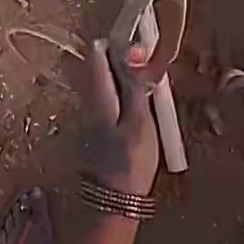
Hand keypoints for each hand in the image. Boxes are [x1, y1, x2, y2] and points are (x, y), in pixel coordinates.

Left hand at [80, 38, 161, 196]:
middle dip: (127, 60)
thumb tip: (130, 51)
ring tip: (153, 88)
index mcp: (98, 94)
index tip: (142, 44)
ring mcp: (93, 112)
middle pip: (103, 65)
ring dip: (130, 78)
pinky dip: (128, 94)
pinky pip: (114, 97)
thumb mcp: (140, 120)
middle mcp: (90, 98)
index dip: (117, 43)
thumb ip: (135, 85)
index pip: (97, 53)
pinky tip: (145, 107)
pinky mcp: (101, 124)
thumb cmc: (130, 160)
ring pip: (110, 81)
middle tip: (153, 68)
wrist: (116, 200)